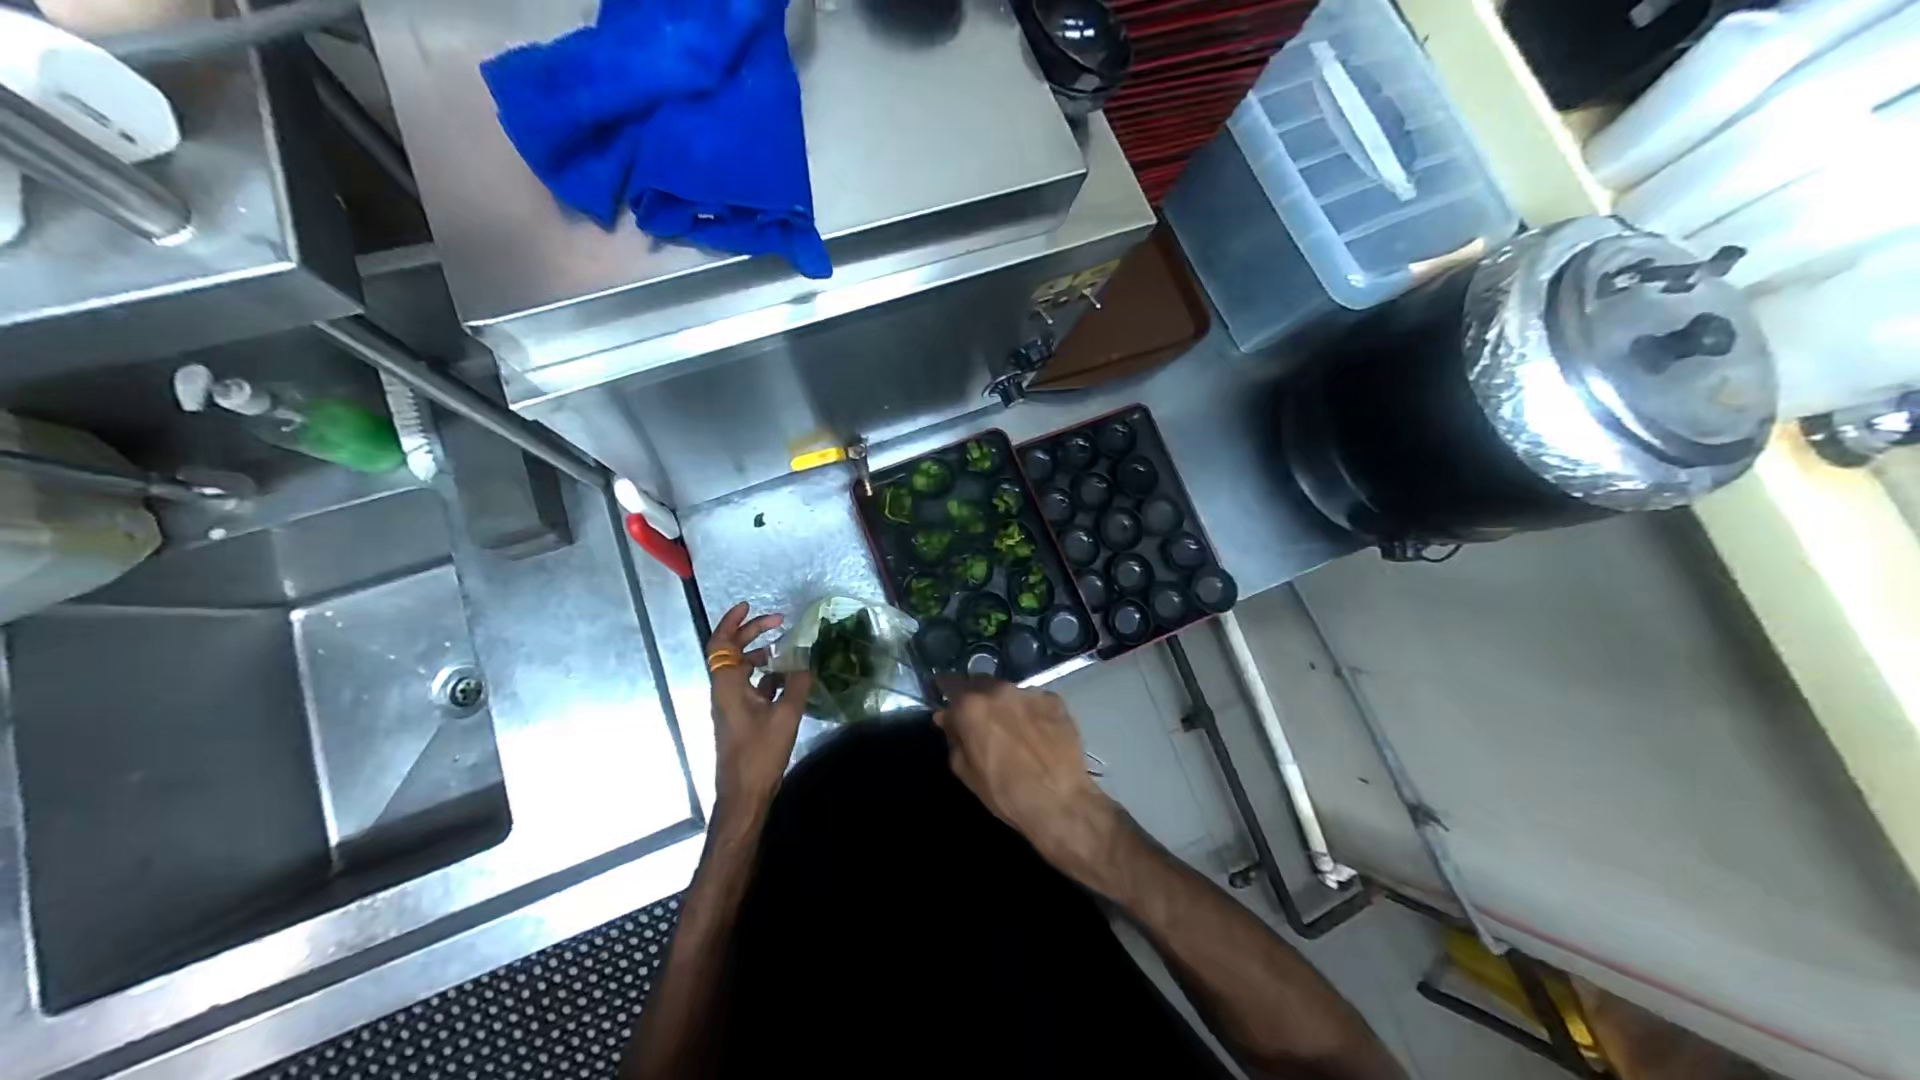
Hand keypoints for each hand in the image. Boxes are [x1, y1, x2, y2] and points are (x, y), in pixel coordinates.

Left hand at [707, 603, 811, 812]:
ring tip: (784, 649)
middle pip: (730, 651)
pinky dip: (765, 675)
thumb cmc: (759, 753)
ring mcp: (731, 704)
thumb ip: (797, 684)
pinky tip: (787, 678)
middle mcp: (725, 690)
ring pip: (740, 668)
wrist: (744, 792)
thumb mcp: (785, 715)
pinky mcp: (740, 716)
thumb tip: (807, 660)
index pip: (721, 643)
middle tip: (777, 622)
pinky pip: (750, 685)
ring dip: (759, 654)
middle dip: (751, 633)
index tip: (749, 606)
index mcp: (728, 685)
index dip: (732, 622)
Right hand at [932, 675, 1120, 879]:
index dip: (945, 688)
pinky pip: (1034, 700)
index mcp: (972, 706)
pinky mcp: (1055, 700)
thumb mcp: (965, 771)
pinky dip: (1030, 712)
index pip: (950, 682)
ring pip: (1009, 692)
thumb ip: (953, 737)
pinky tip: (1037, 733)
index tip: (944, 693)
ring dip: (1005, 705)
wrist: (1059, 801)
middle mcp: (999, 690)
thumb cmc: (1005, 792)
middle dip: (977, 697)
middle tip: (981, 719)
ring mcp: (1030, 693)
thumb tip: (946, 718)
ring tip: (1013, 729)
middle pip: (981, 683)